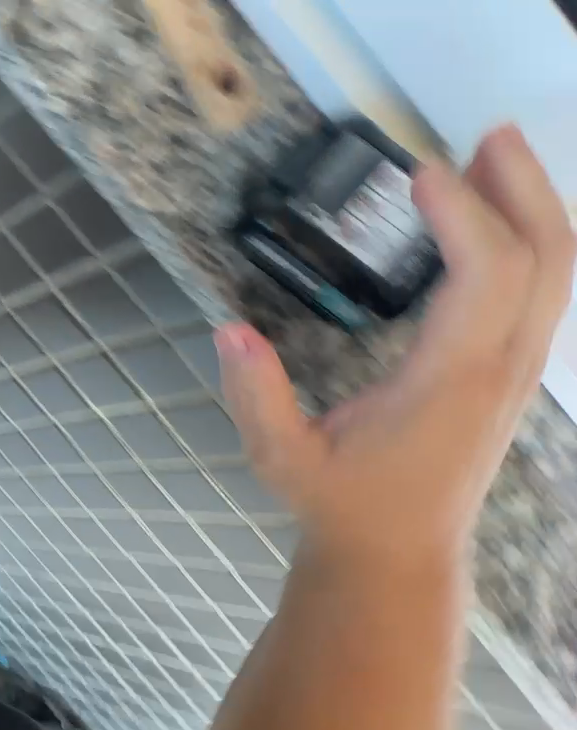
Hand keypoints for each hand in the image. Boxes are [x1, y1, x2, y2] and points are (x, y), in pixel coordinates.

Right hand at [219, 125, 574, 569]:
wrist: (396, 548)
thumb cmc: (338, 502)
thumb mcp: (279, 455)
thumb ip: (253, 394)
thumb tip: (228, 331)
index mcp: (448, 379)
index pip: (484, 276)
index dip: (462, 216)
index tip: (422, 175)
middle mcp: (500, 366)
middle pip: (548, 256)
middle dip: (522, 189)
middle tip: (485, 138)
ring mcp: (514, 370)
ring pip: (559, 270)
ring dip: (535, 209)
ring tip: (496, 165)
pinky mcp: (507, 374)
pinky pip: (542, 292)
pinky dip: (530, 245)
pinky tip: (497, 230)